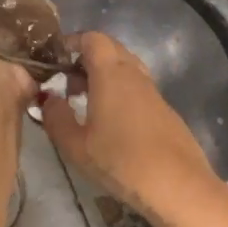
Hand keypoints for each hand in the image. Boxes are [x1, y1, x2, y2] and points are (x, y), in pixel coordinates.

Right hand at [40, 32, 216, 219]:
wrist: (180, 188)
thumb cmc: (122, 162)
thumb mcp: (76, 145)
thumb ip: (56, 117)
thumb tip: (47, 98)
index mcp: (111, 73)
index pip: (92, 38)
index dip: (72, 42)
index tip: (55, 59)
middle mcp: (134, 74)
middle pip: (111, 48)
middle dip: (87, 57)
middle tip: (69, 82)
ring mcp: (153, 92)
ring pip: (127, 68)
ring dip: (105, 75)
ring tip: (88, 101)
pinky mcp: (166, 111)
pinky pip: (138, 87)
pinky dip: (121, 92)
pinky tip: (113, 122)